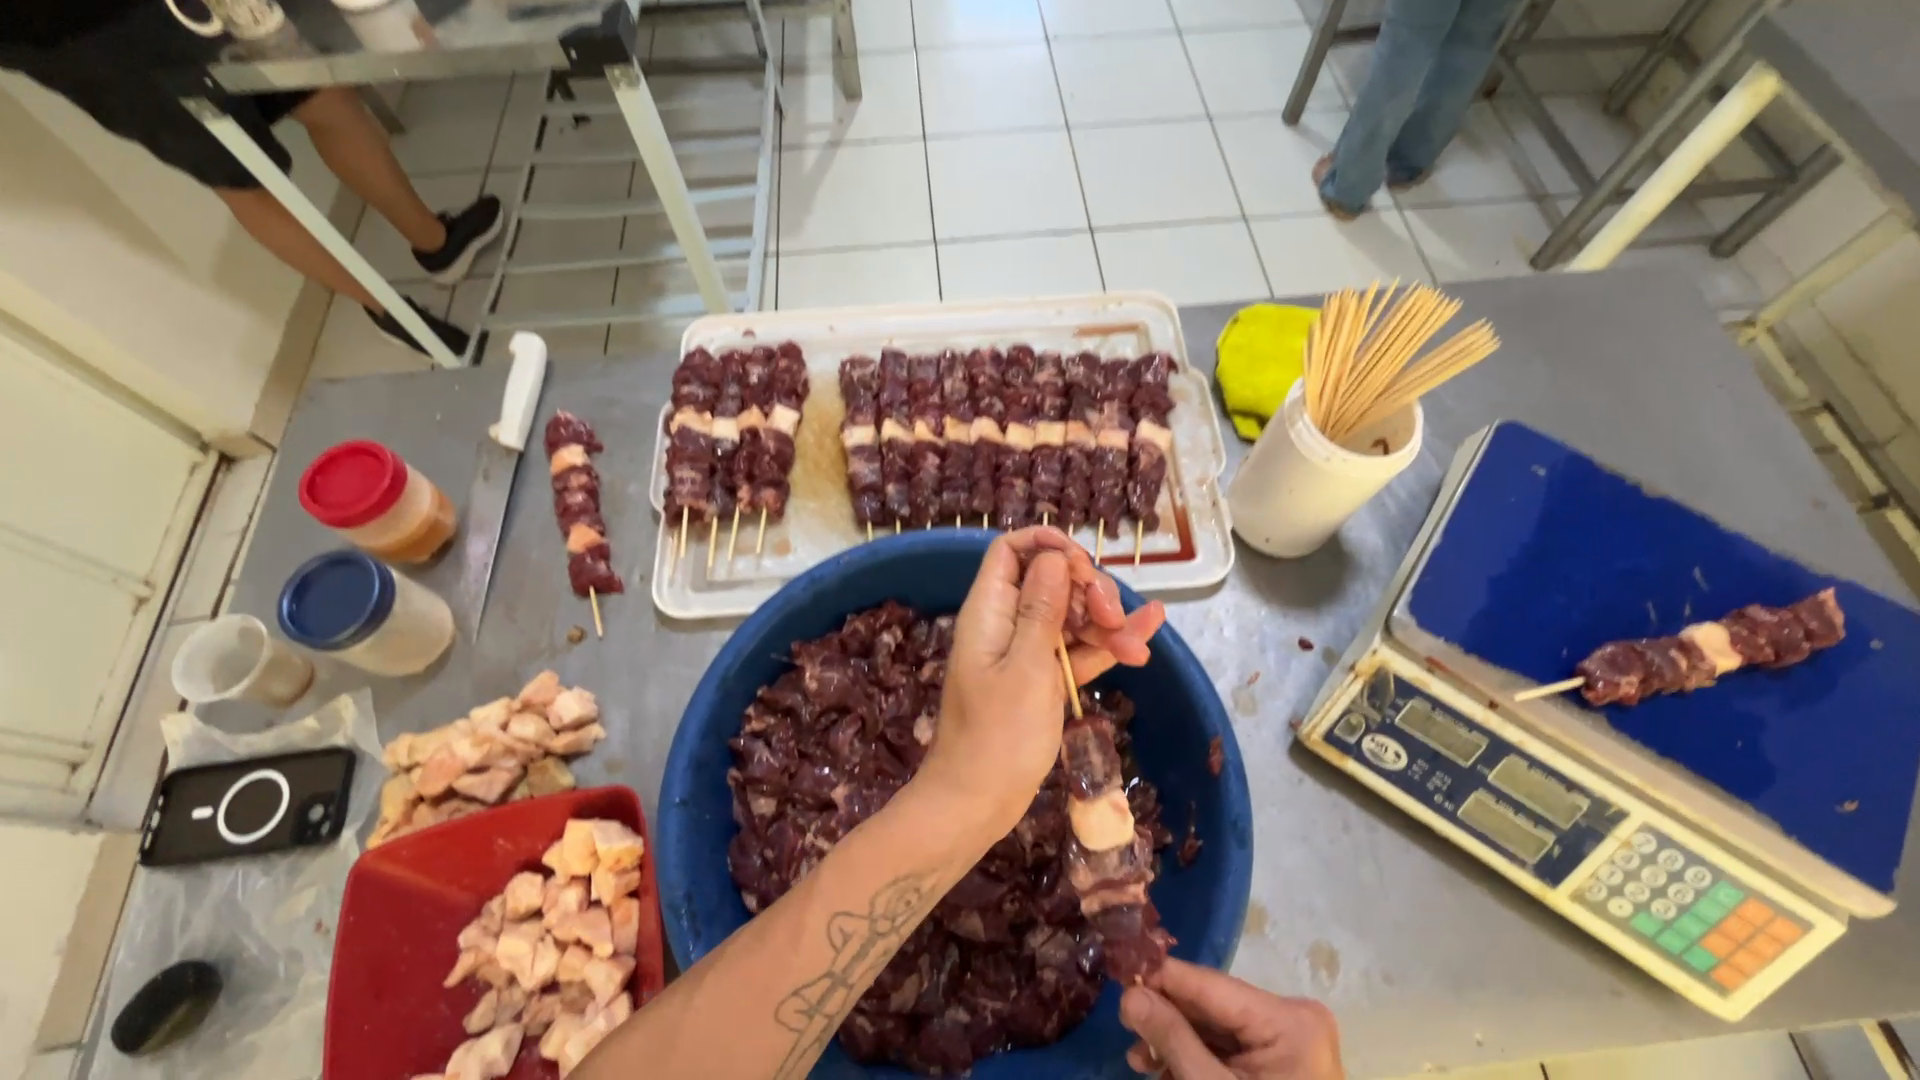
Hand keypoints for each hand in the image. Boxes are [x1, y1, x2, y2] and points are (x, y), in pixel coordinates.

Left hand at [923, 527, 1165, 827]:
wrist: (977, 802)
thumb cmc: (998, 736)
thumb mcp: (1027, 667)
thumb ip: (1042, 610)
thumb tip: (1055, 557)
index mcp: (990, 611)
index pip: (1011, 551)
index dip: (1047, 546)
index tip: (1083, 564)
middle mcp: (1007, 623)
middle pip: (1052, 581)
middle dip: (1088, 590)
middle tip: (1111, 617)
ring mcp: (1027, 652)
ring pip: (1072, 616)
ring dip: (1107, 622)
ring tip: (1139, 643)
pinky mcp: (1043, 679)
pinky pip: (1078, 650)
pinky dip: (1106, 646)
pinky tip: (1144, 641)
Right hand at [1121, 960, 1344, 1079]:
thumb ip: (1171, 1039)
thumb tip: (1128, 996)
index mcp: (1288, 1020)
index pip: (1208, 982)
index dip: (1160, 977)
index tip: (1118, 976)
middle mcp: (1293, 1018)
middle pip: (1211, 1004)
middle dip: (1167, 1018)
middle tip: (1125, 1028)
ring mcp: (1290, 1040)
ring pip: (1216, 1025)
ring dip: (1176, 1040)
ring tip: (1139, 1061)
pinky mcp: (1282, 1061)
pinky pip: (1230, 1047)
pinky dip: (1197, 1056)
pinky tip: (1165, 1071)